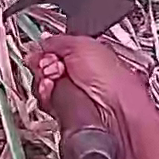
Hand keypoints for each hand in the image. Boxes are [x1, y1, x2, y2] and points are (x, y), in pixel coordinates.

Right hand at [26, 36, 158, 158]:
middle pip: (46, 69)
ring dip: (43, 83)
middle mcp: (82, 78)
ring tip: (54, 82)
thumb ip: (60, 41)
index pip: (58, 51)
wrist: (116, 118)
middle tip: (51, 67)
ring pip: (43, 87)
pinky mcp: (65, 116)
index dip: (48, 50)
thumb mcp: (84, 45)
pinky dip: (45, 98)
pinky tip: (53, 95)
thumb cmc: (114, 83)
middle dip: (44, 66)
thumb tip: (42, 41)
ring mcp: (73, 98)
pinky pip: (45, 105)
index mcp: (92, 58)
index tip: (46, 51)